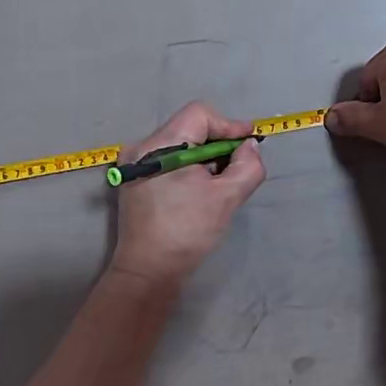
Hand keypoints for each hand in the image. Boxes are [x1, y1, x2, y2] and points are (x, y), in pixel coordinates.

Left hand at [109, 102, 266, 283]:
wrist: (148, 271)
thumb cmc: (187, 232)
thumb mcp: (227, 198)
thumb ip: (247, 166)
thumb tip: (249, 146)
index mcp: (159, 145)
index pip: (199, 114)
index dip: (228, 125)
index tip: (249, 143)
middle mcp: (141, 147)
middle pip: (189, 128)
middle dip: (218, 144)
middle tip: (237, 167)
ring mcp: (135, 165)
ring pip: (180, 145)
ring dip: (205, 158)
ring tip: (220, 183)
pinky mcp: (136, 181)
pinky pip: (168, 161)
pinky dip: (189, 168)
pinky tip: (201, 191)